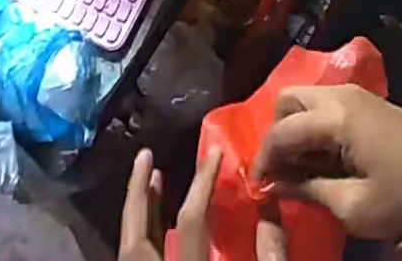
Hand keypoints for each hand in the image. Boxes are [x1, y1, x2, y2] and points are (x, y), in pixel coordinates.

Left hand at [122, 147, 287, 260]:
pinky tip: (153, 225)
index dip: (202, 184)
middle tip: (144, 154)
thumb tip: (270, 214)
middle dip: (137, 195)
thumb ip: (271, 258)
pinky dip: (143, 236)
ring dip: (138, 213)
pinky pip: (136, 260)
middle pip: (135, 240)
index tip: (216, 152)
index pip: (189, 223)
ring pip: (129, 251)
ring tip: (151, 178)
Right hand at [252, 85, 401, 240]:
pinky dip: (312, 128)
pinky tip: (321, 160)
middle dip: (275, 134)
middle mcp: (340, 95)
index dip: (264, 159)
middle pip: (288, 100)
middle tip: (278, 174)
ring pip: (305, 99)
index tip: (256, 188)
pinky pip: (324, 105)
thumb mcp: (356, 207)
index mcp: (336, 117)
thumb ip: (310, 192)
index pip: (282, 130)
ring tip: (298, 171)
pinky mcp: (365, 102)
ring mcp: (354, 94)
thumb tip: (276, 184)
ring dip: (294, 130)